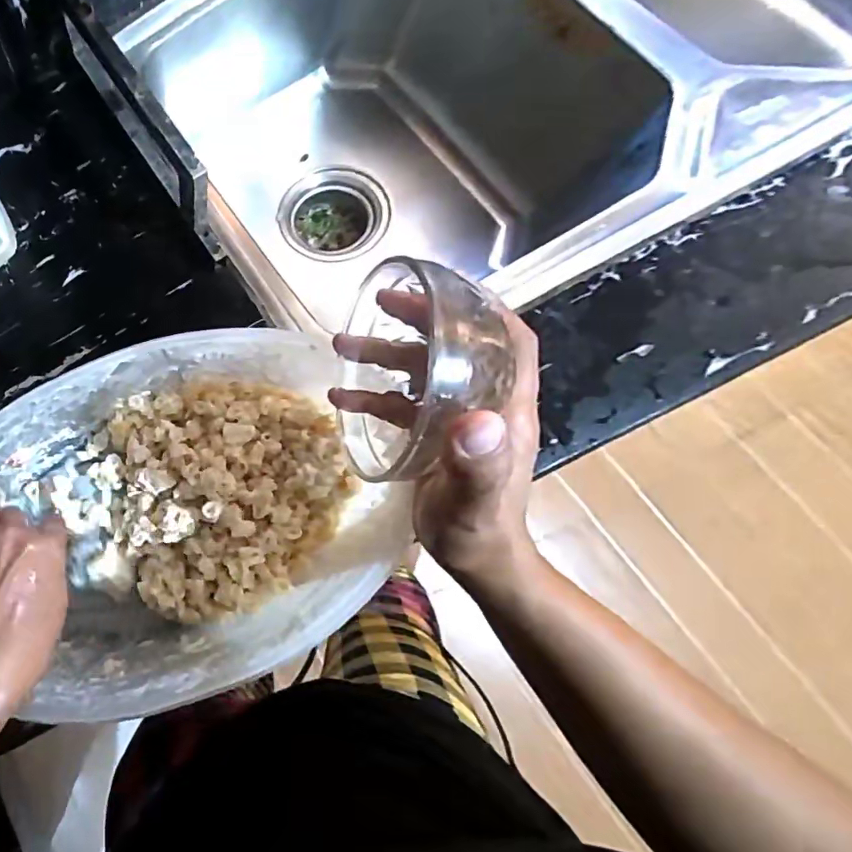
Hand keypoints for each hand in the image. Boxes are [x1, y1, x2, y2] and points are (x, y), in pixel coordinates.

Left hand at [0, 501, 69, 731]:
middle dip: (17, 529)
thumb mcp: (57, 605)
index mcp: (45, 547)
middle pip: (18, 514)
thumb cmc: (28, 646)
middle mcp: (14, 533)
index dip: (50, 536)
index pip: (54, 523)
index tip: (47, 548)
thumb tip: (44, 561)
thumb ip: (51, 570)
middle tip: (13, 552)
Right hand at [329, 288, 542, 590]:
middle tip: (382, 303)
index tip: (447, 289)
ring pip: (422, 372)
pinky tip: (342, 398)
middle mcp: (483, 404)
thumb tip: (477, 420)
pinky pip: (402, 405)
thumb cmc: (481, 530)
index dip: (485, 309)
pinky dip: (374, 397)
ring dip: (385, 356)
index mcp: (504, 406)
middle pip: (456, 346)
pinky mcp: (433, 438)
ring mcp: (456, 420)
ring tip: (342, 343)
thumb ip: (479, 463)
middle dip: (422, 320)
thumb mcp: (477, 499)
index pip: (510, 342)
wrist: (475, 562)